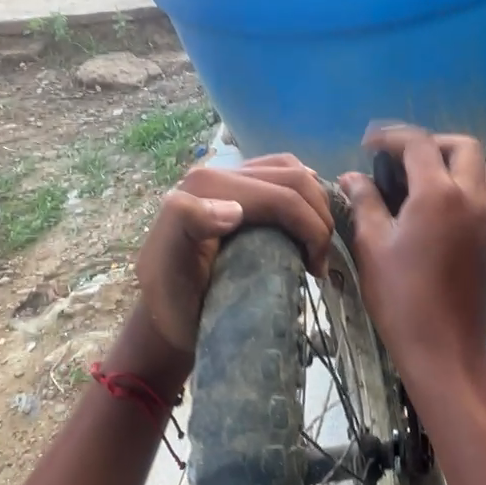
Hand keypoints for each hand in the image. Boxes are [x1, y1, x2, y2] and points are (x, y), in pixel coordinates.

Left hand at [132, 153, 333, 358]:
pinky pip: (288, 174)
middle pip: (294, 180)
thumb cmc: (174, 302)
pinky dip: (307, 195)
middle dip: (319, 220)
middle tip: (319, 264)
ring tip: (315, 247)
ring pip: (296, 173)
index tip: (313, 271)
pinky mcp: (244, 182)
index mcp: (204, 189)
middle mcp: (218, 174)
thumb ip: (183, 225)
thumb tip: (233, 210)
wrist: (171, 310)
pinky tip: (308, 222)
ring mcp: (233, 175)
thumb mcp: (167, 270)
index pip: (280, 196)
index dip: (310, 228)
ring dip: (317, 208)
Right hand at [340, 125, 485, 383]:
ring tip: (416, 181)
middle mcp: (473, 198)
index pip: (419, 144)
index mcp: (440, 195)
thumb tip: (351, 177)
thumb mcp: (373, 246)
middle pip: (461, 146)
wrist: (445, 348)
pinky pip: (483, 195)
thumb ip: (364, 203)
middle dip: (430, 143)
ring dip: (450, 163)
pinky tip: (434, 209)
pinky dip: (461, 187)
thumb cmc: (401, 298)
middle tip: (399, 159)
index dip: (391, 137)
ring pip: (479, 169)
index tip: (369, 144)